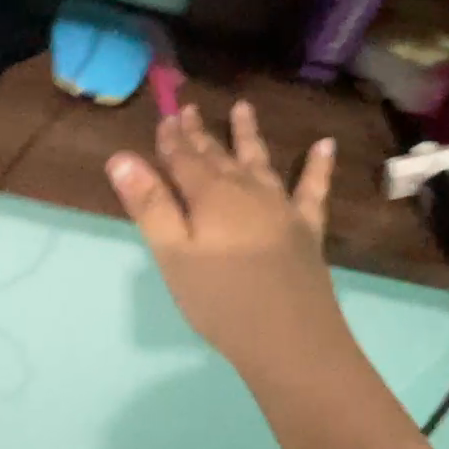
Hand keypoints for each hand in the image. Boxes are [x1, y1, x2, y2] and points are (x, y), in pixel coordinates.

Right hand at [106, 102, 345, 369]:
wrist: (291, 341)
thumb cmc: (221, 301)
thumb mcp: (173, 256)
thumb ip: (149, 205)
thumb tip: (121, 157)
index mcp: (209, 197)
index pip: (184, 159)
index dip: (172, 139)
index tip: (165, 116)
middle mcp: (246, 191)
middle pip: (217, 156)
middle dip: (200, 134)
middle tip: (189, 108)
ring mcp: (280, 208)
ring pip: (259, 162)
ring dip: (248, 135)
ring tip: (243, 107)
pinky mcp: (306, 229)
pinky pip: (313, 189)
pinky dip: (318, 166)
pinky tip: (327, 145)